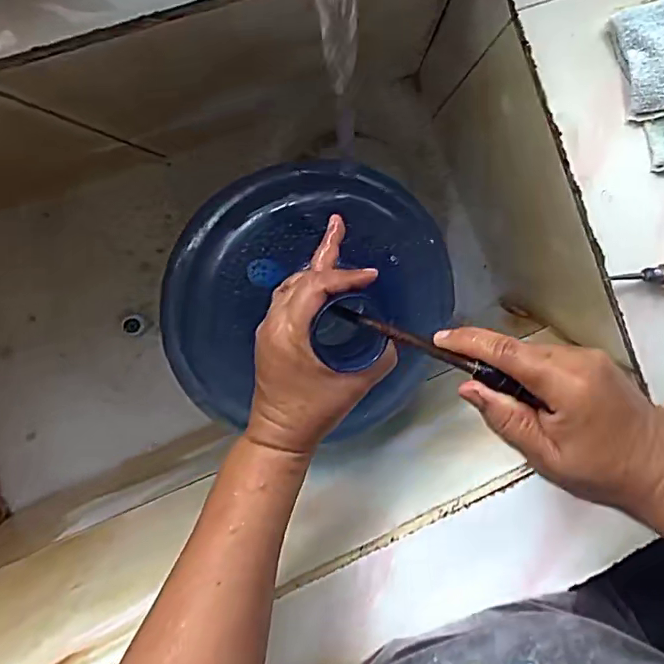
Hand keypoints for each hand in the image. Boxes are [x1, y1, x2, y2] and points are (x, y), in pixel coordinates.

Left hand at [247, 214, 397, 454]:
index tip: (370, 276)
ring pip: (291, 285)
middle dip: (324, 251)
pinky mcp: (272, 337)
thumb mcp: (352, 386)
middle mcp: (274, 324)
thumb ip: (379, 360)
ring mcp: (269, 330)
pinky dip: (308, 284)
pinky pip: (288, 297)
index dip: (346, 276)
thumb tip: (394, 342)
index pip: (317, 287)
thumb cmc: (311, 414)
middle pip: (300, 277)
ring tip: (334, 248)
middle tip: (338, 225)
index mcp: (289, 332)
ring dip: (316, 268)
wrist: (278, 437)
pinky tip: (323, 283)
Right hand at [437, 328, 663, 512]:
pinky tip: (541, 404)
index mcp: (565, 381)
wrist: (657, 463)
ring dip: (516, 372)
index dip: (470, 341)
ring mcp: (589, 356)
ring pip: (535, 354)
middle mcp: (578, 358)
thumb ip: (505, 417)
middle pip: (519, 351)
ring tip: (524, 413)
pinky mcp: (594, 360)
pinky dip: (536, 374)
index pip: (506, 352)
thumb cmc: (604, 468)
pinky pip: (552, 359)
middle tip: (479, 394)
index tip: (442, 338)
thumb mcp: (546, 454)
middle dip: (492, 364)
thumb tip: (470, 387)